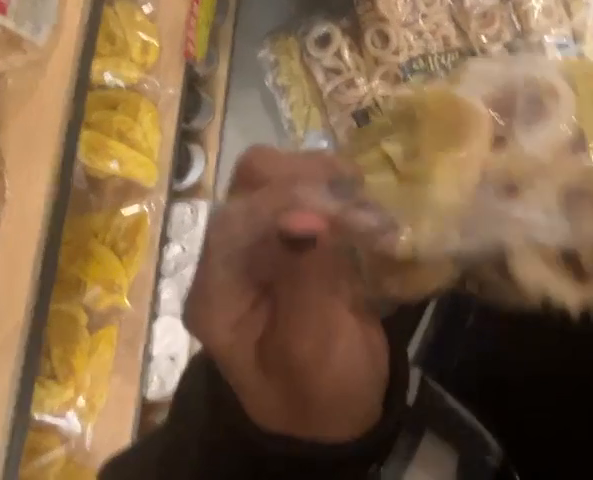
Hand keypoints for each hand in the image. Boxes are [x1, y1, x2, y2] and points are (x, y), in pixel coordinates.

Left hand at [185, 148, 389, 442]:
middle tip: (359, 194)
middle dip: (309, 175)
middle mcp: (235, 257)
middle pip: (256, 180)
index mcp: (219, 289)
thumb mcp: (309, 347)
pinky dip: (346, 193)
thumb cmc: (319, 393)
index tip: (344, 208)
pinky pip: (316, 193)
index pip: (238, 214)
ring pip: (288, 176)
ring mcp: (268, 243)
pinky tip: (373, 216)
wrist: (338, 418)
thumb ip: (304, 278)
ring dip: (331, 181)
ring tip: (372, 212)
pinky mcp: (300, 239)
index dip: (288, 197)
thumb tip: (304, 214)